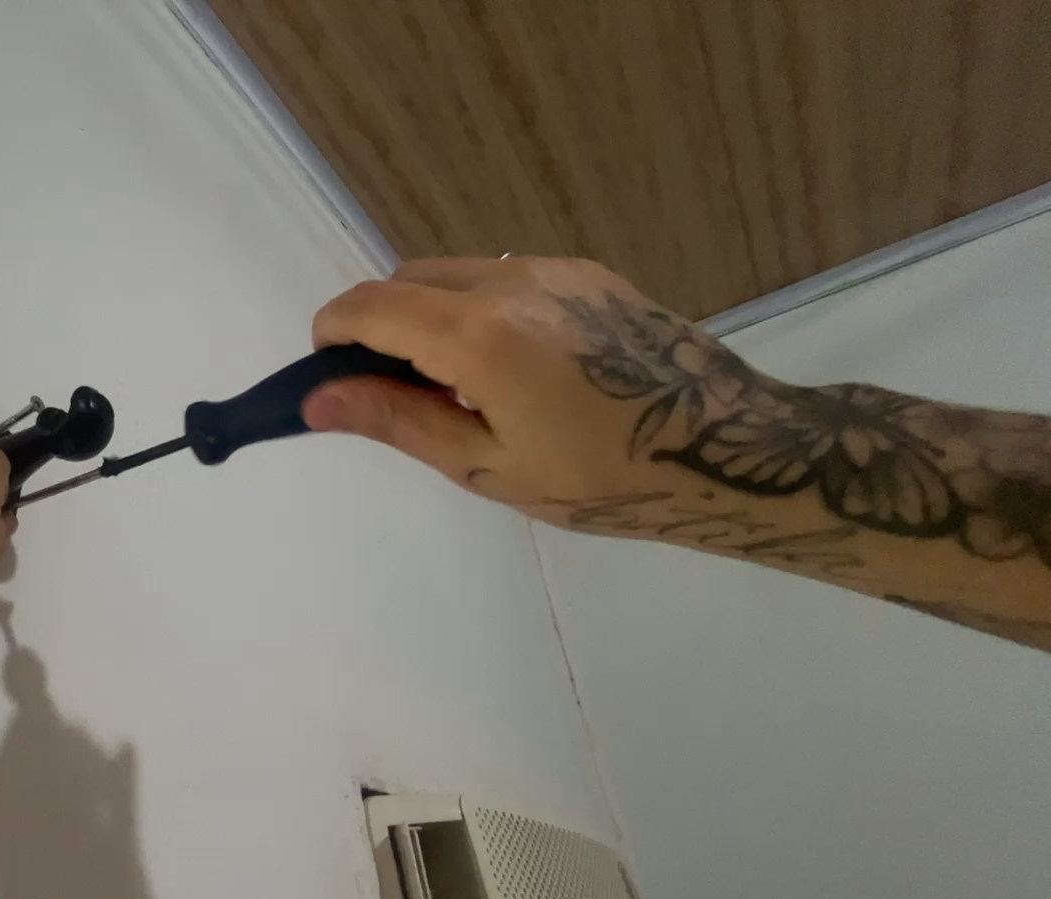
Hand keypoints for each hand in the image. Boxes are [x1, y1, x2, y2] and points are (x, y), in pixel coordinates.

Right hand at [302, 256, 771, 529]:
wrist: (732, 450)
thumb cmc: (598, 477)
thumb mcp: (482, 463)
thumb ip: (394, 420)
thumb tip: (317, 399)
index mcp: (480, 334)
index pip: (370, 306)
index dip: (330, 333)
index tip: (323, 375)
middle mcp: (510, 280)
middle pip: (403, 279)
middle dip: (373, 325)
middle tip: (386, 392)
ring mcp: (552, 268)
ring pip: (448, 273)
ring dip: (419, 316)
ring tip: (447, 387)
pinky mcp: (583, 272)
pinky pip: (494, 276)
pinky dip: (465, 310)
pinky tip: (498, 367)